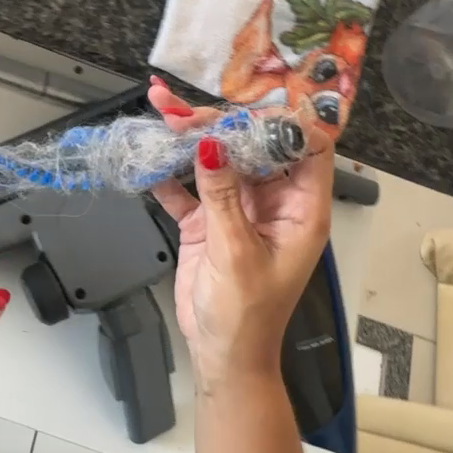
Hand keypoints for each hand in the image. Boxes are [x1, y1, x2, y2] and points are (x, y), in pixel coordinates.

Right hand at [147, 78, 334, 390]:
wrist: (220, 354)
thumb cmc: (246, 315)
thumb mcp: (236, 252)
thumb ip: (222, 196)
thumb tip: (212, 145)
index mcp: (300, 208)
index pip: (305, 147)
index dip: (284, 119)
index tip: (250, 98)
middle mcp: (272, 200)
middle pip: (250, 146)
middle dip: (217, 122)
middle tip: (180, 108)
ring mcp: (236, 207)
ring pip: (215, 159)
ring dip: (187, 138)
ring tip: (159, 109)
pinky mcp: (205, 219)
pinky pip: (186, 185)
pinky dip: (166, 171)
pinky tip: (147, 154)